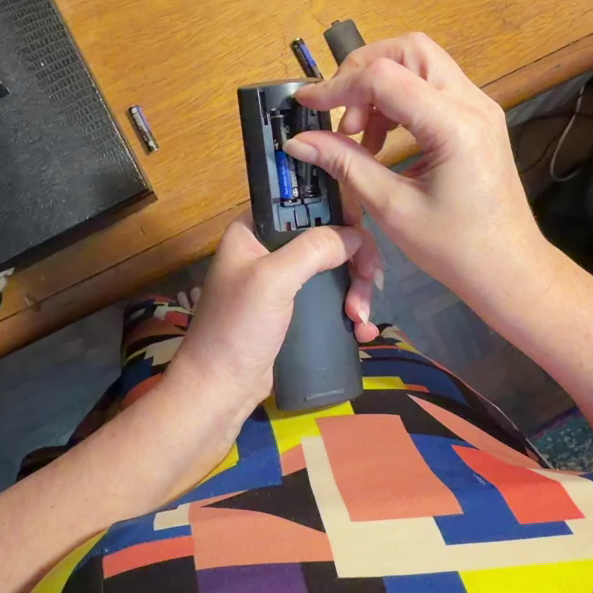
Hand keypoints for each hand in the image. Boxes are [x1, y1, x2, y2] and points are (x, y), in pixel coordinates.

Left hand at [169, 217, 377, 414]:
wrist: (221, 389)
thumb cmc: (238, 327)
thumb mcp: (273, 279)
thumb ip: (313, 248)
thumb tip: (356, 234)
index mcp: (254, 231)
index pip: (302, 204)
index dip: (337, 213)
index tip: (364, 233)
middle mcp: (269, 250)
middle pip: (327, 238)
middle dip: (354, 262)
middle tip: (371, 284)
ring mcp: (284, 283)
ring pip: (335, 271)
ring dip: (357, 291)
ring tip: (360, 319)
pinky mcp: (295, 312)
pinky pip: (332, 300)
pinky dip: (350, 312)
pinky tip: (361, 331)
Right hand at [284, 33, 543, 301]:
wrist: (508, 269)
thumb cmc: (454, 248)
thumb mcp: (391, 208)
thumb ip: (345, 164)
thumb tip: (299, 140)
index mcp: (454, 126)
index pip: (385, 77)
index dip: (338, 86)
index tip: (306, 104)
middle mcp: (472, 103)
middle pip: (409, 50)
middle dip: (363, 71)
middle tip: (340, 114)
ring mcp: (479, 106)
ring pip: (420, 62)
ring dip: (380, 84)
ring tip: (359, 132)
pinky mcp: (476, 116)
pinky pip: (431, 84)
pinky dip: (398, 97)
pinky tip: (382, 137)